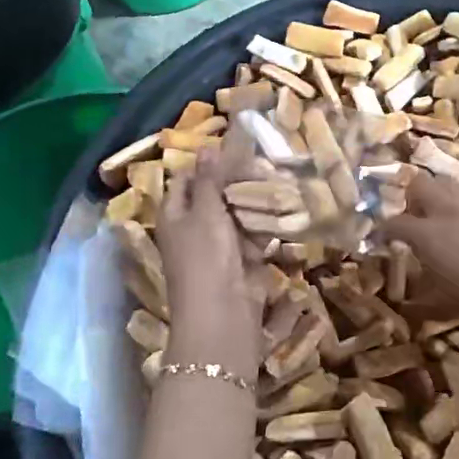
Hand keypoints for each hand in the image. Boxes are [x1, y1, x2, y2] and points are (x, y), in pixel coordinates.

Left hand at [155, 147, 258, 368]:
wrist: (223, 313)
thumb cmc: (206, 258)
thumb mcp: (206, 212)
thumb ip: (210, 180)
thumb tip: (207, 145)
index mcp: (175, 214)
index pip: (187, 180)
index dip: (206, 163)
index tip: (234, 145)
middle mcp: (194, 227)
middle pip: (215, 195)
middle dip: (236, 180)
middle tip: (263, 158)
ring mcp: (219, 245)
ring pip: (237, 214)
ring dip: (254, 200)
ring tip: (278, 175)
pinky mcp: (243, 260)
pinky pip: (254, 234)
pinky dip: (266, 223)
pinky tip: (284, 205)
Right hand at [384, 172, 458, 325]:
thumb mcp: (441, 292)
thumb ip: (422, 273)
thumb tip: (414, 267)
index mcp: (427, 232)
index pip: (395, 222)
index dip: (383, 229)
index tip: (381, 236)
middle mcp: (446, 209)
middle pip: (418, 184)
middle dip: (409, 196)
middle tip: (410, 216)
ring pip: (443, 183)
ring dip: (434, 194)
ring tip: (435, 216)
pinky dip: (454, 204)